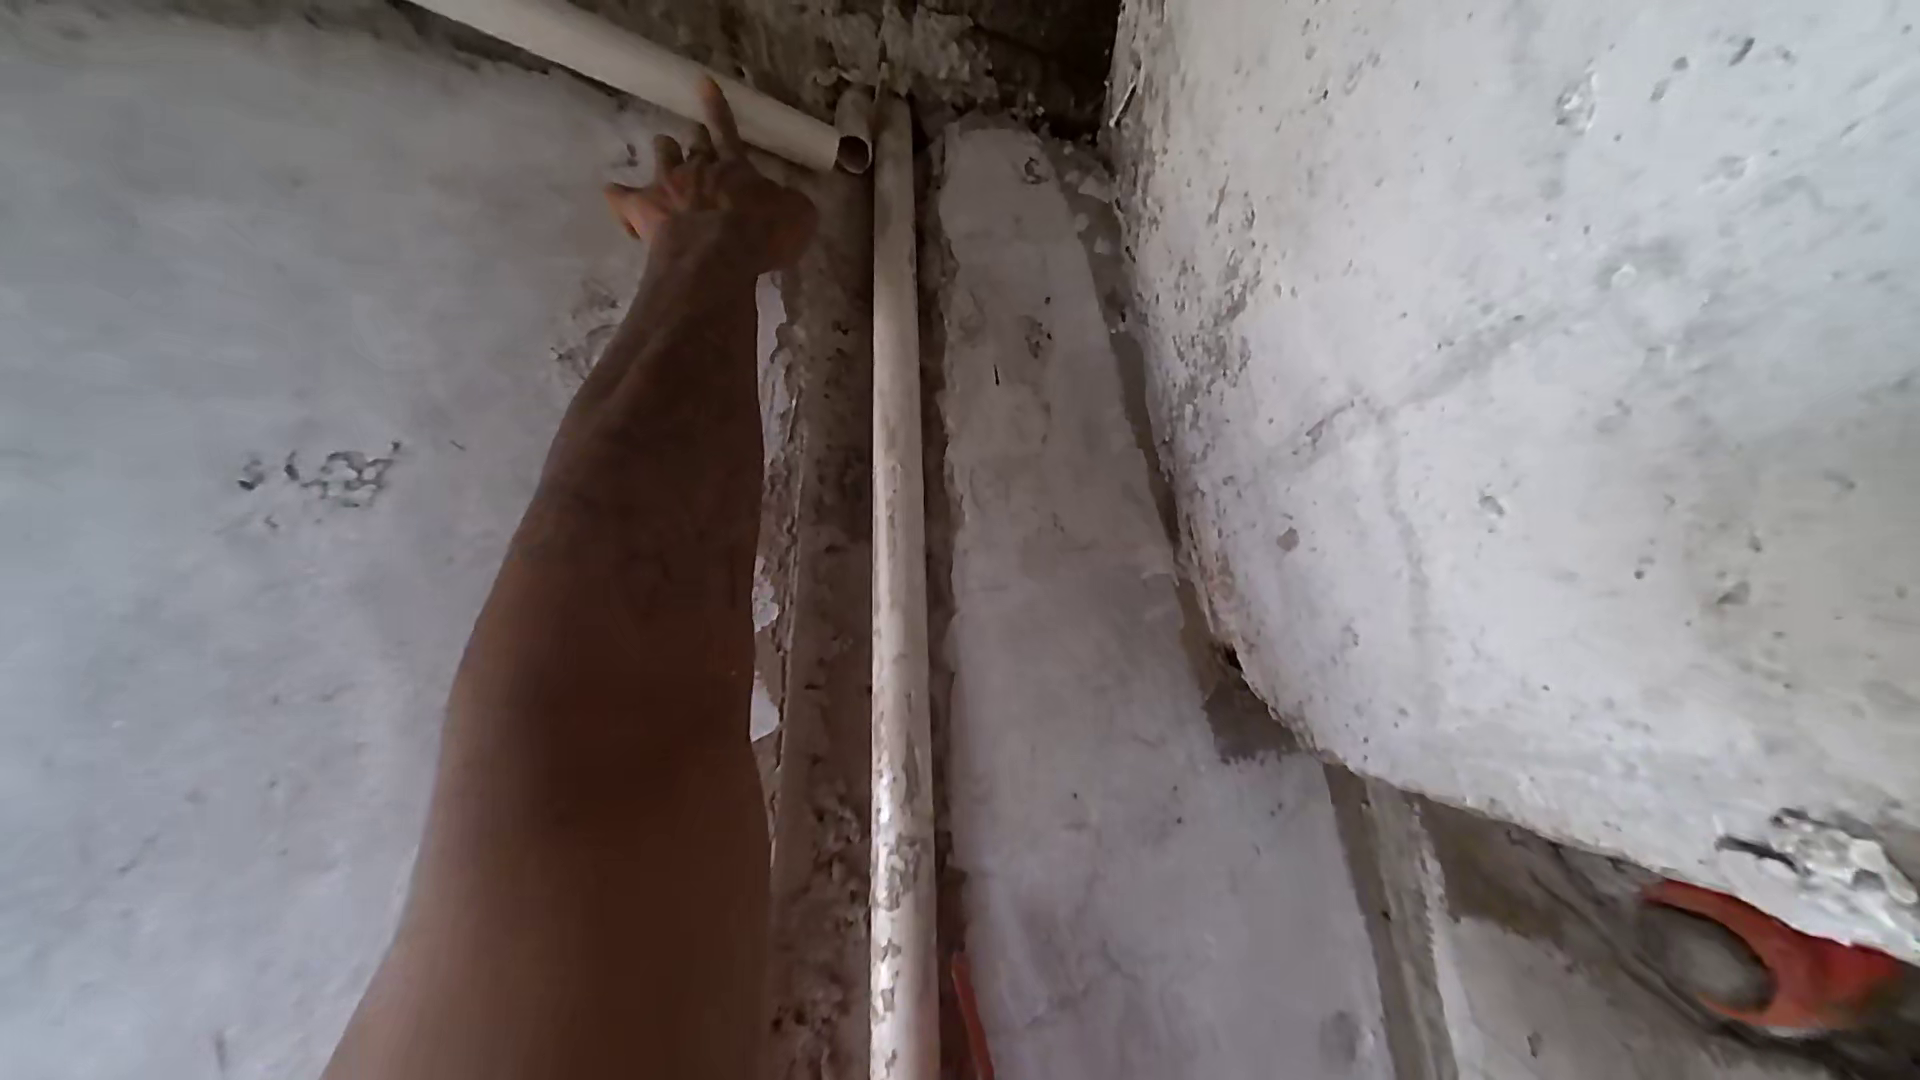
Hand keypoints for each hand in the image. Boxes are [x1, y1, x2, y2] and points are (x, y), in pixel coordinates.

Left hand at [604, 79, 817, 275]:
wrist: (721, 255)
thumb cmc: (763, 234)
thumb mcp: (799, 217)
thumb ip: (793, 205)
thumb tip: (793, 203)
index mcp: (734, 167)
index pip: (726, 130)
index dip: (717, 109)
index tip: (703, 83)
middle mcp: (697, 168)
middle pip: (691, 144)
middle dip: (693, 144)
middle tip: (695, 149)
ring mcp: (666, 186)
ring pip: (659, 155)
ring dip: (663, 159)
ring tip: (663, 172)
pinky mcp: (642, 209)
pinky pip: (620, 198)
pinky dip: (622, 202)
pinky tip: (623, 206)